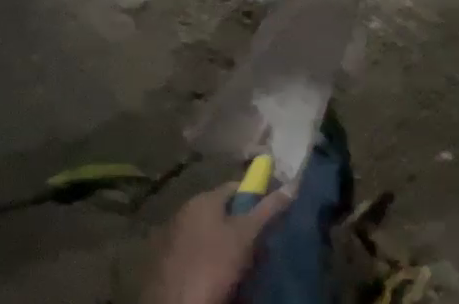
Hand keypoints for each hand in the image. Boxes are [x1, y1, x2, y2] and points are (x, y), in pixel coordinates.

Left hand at [143, 183, 293, 303]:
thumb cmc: (214, 263)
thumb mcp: (247, 234)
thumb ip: (270, 207)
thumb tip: (293, 184)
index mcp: (201, 200)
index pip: (237, 187)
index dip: (258, 197)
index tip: (272, 214)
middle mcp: (183, 213)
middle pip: (224, 212)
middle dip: (244, 225)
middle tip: (260, 243)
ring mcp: (171, 240)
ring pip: (210, 234)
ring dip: (228, 244)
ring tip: (243, 263)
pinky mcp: (165, 265)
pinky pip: (196, 253)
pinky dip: (210, 258)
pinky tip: (220, 275)